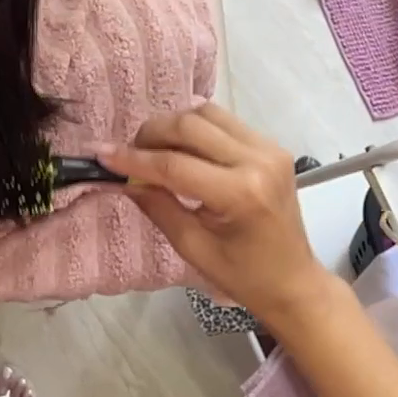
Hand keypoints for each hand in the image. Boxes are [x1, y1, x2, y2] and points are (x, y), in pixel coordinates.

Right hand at [100, 104, 327, 316]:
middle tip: (128, 152)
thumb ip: (156, 205)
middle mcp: (258, 161)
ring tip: (154, 149)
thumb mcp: (192, 247)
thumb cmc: (244, 275)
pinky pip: (223, 121)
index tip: (102, 155)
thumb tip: (122, 178)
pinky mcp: (271, 145)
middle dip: (151, 135)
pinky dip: (196, 128)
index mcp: (241, 194)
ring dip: (173, 126)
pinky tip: (182, 147)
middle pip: (190, 126)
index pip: (175, 165)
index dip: (134, 159)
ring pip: (206, 114)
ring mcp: (269, 149)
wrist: (295, 282)